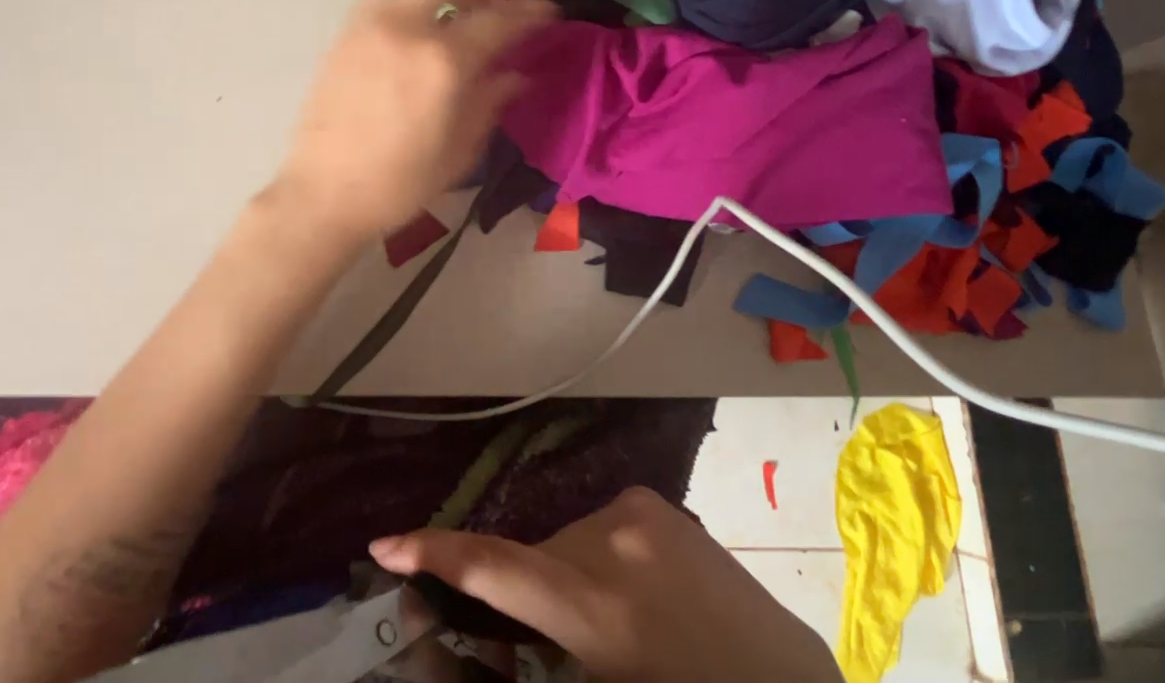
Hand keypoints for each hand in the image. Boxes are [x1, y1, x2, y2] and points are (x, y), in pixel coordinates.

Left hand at [270, 0, 555, 240]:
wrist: (325, 194)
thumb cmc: (399, 183)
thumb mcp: (459, 150)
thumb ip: (490, 102)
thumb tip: (516, 74)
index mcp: (441, 62)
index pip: (497, 19)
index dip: (529, 12)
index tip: (549, 11)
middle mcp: (405, 29)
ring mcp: (370, 26)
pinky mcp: (346, 34)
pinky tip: (425, 13)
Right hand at [370, 487, 842, 682]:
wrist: (780, 678)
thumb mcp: (600, 682)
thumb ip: (546, 643)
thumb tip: (506, 614)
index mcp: (594, 607)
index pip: (495, 569)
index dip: (435, 553)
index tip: (384, 544)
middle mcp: (608, 542)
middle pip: (531, 558)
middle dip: (529, 591)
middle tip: (566, 637)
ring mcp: (636, 514)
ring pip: (565, 541)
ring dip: (569, 573)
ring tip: (622, 618)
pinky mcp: (656, 501)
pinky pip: (600, 526)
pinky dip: (600, 555)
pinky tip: (643, 589)